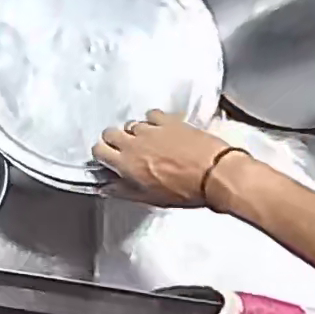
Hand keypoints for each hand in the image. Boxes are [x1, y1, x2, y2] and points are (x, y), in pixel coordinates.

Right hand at [92, 110, 243, 207]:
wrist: (215, 174)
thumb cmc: (186, 189)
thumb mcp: (149, 198)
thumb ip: (123, 190)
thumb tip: (108, 188)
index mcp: (126, 164)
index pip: (99, 150)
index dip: (102, 154)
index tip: (109, 158)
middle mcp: (134, 143)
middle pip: (110, 132)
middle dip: (114, 140)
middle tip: (125, 149)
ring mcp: (152, 130)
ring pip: (131, 124)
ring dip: (135, 132)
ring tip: (147, 142)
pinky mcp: (169, 121)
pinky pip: (152, 114)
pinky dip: (153, 121)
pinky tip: (161, 130)